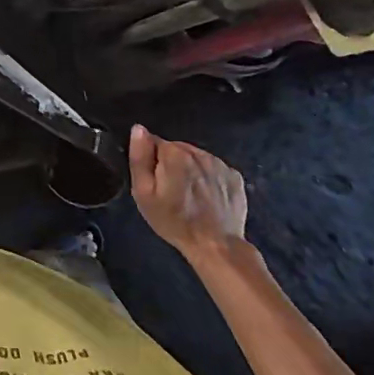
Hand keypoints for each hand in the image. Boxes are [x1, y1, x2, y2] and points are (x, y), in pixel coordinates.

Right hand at [128, 125, 247, 261]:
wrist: (215, 245)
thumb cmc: (173, 221)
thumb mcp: (144, 193)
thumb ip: (140, 158)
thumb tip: (138, 128)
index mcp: (175, 154)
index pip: (155, 143)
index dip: (151, 161)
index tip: (155, 182)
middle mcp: (199, 152)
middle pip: (177, 150)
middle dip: (171, 165)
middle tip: (170, 192)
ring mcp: (220, 164)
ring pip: (197, 159)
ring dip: (191, 171)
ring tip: (189, 197)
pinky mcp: (235, 176)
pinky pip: (215, 170)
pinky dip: (209, 179)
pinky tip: (207, 199)